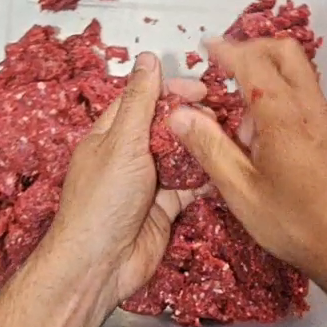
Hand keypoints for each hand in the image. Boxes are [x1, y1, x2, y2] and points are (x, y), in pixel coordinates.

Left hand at [38, 53, 204, 309]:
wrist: (100, 266)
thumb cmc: (101, 203)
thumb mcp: (122, 143)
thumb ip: (140, 102)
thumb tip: (147, 60)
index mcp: (111, 134)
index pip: (143, 100)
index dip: (171, 90)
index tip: (199, 88)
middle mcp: (129, 154)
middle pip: (167, 125)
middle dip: (191, 118)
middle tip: (216, 115)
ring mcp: (149, 181)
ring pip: (182, 153)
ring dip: (201, 144)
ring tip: (225, 137)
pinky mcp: (166, 205)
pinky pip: (190, 183)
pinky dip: (206, 175)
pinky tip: (224, 165)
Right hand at [167, 38, 326, 290]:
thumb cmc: (298, 225)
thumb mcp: (242, 192)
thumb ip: (210, 148)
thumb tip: (180, 115)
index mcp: (283, 115)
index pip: (251, 62)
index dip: (226, 50)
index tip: (207, 48)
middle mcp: (312, 108)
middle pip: (285, 53)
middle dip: (254, 50)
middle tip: (228, 68)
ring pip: (301, 78)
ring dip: (271, 83)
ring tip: (247, 130)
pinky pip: (312, 103)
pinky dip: (288, 104)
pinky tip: (275, 147)